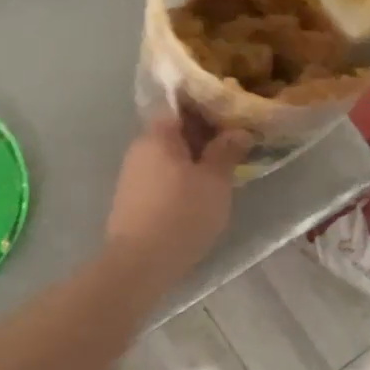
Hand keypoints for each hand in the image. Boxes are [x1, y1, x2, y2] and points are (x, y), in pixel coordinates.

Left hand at [103, 115, 251, 287]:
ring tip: (220, 173)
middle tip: (234, 148)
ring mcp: (131, 175)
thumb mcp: (215, 182)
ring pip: (168, 157)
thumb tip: (238, 131)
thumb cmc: (182, 215)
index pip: (182, 106)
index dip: (208, 108)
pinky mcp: (131, 200)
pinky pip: (160, 178)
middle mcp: (139, 148)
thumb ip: (226, 152)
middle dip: (203, 137)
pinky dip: (179, 180)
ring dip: (192, 162)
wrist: (139, 264)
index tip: (232, 118)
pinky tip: (197, 195)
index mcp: (158, 135)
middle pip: (174, 132)